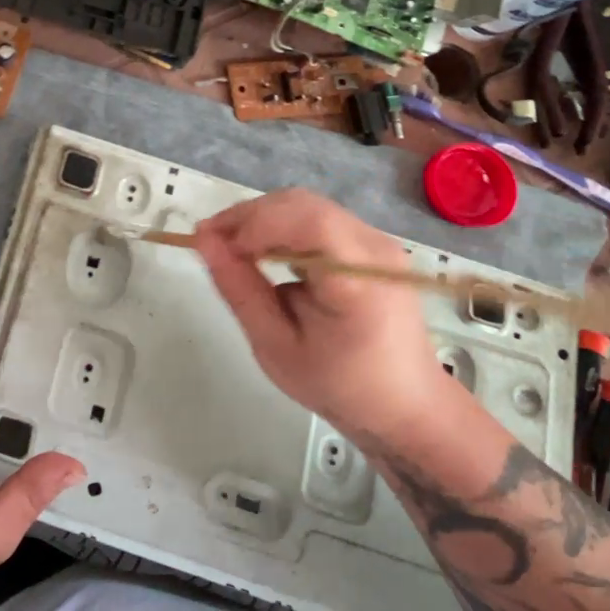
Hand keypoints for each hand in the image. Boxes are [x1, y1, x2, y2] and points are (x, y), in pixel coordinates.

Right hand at [194, 189, 452, 440]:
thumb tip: (204, 241)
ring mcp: (378, 242)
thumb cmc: (339, 385)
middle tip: (212, 243)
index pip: (308, 222)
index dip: (255, 222)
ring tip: (233, 248)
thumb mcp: (276, 347)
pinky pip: (317, 218)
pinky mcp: (371, 244)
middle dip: (250, 217)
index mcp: (360, 282)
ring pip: (306, 206)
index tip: (213, 243)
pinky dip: (282, 227)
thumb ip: (240, 291)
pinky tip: (264, 252)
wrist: (405, 404)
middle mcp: (376, 249)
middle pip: (303, 206)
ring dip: (263, 220)